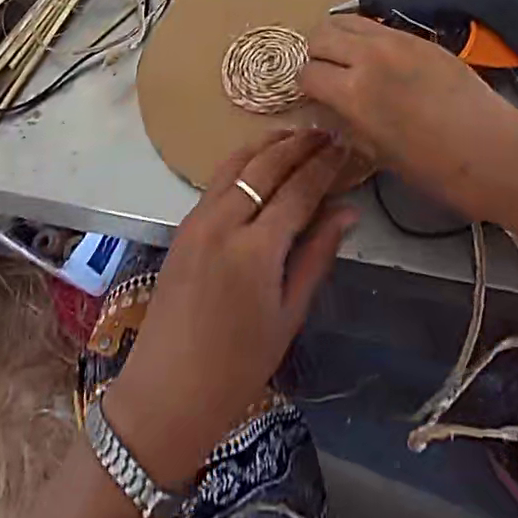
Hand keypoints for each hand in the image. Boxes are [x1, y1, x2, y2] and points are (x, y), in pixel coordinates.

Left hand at [101, 130, 358, 488]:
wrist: (169, 385)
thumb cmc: (239, 364)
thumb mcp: (289, 314)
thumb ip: (317, 255)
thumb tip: (347, 211)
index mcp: (256, 250)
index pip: (298, 190)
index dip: (324, 165)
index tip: (345, 146)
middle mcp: (223, 223)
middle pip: (265, 167)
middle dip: (297, 145)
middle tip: (324, 131)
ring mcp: (197, 220)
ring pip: (235, 165)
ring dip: (266, 145)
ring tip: (294, 134)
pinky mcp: (183, 224)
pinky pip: (216, 181)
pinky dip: (241, 162)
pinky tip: (257, 161)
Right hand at [299, 15, 517, 220]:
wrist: (495, 152)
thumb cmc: (434, 167)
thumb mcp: (376, 152)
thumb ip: (346, 121)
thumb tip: (330, 107)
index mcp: (353, 92)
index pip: (306, 72)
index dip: (304, 86)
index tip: (312, 96)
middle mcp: (369, 56)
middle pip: (320, 35)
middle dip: (315, 54)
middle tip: (324, 73)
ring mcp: (397, 41)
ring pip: (346, 20)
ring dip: (338, 37)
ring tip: (346, 58)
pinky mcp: (420, 38)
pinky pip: (379, 26)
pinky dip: (367, 37)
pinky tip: (378, 58)